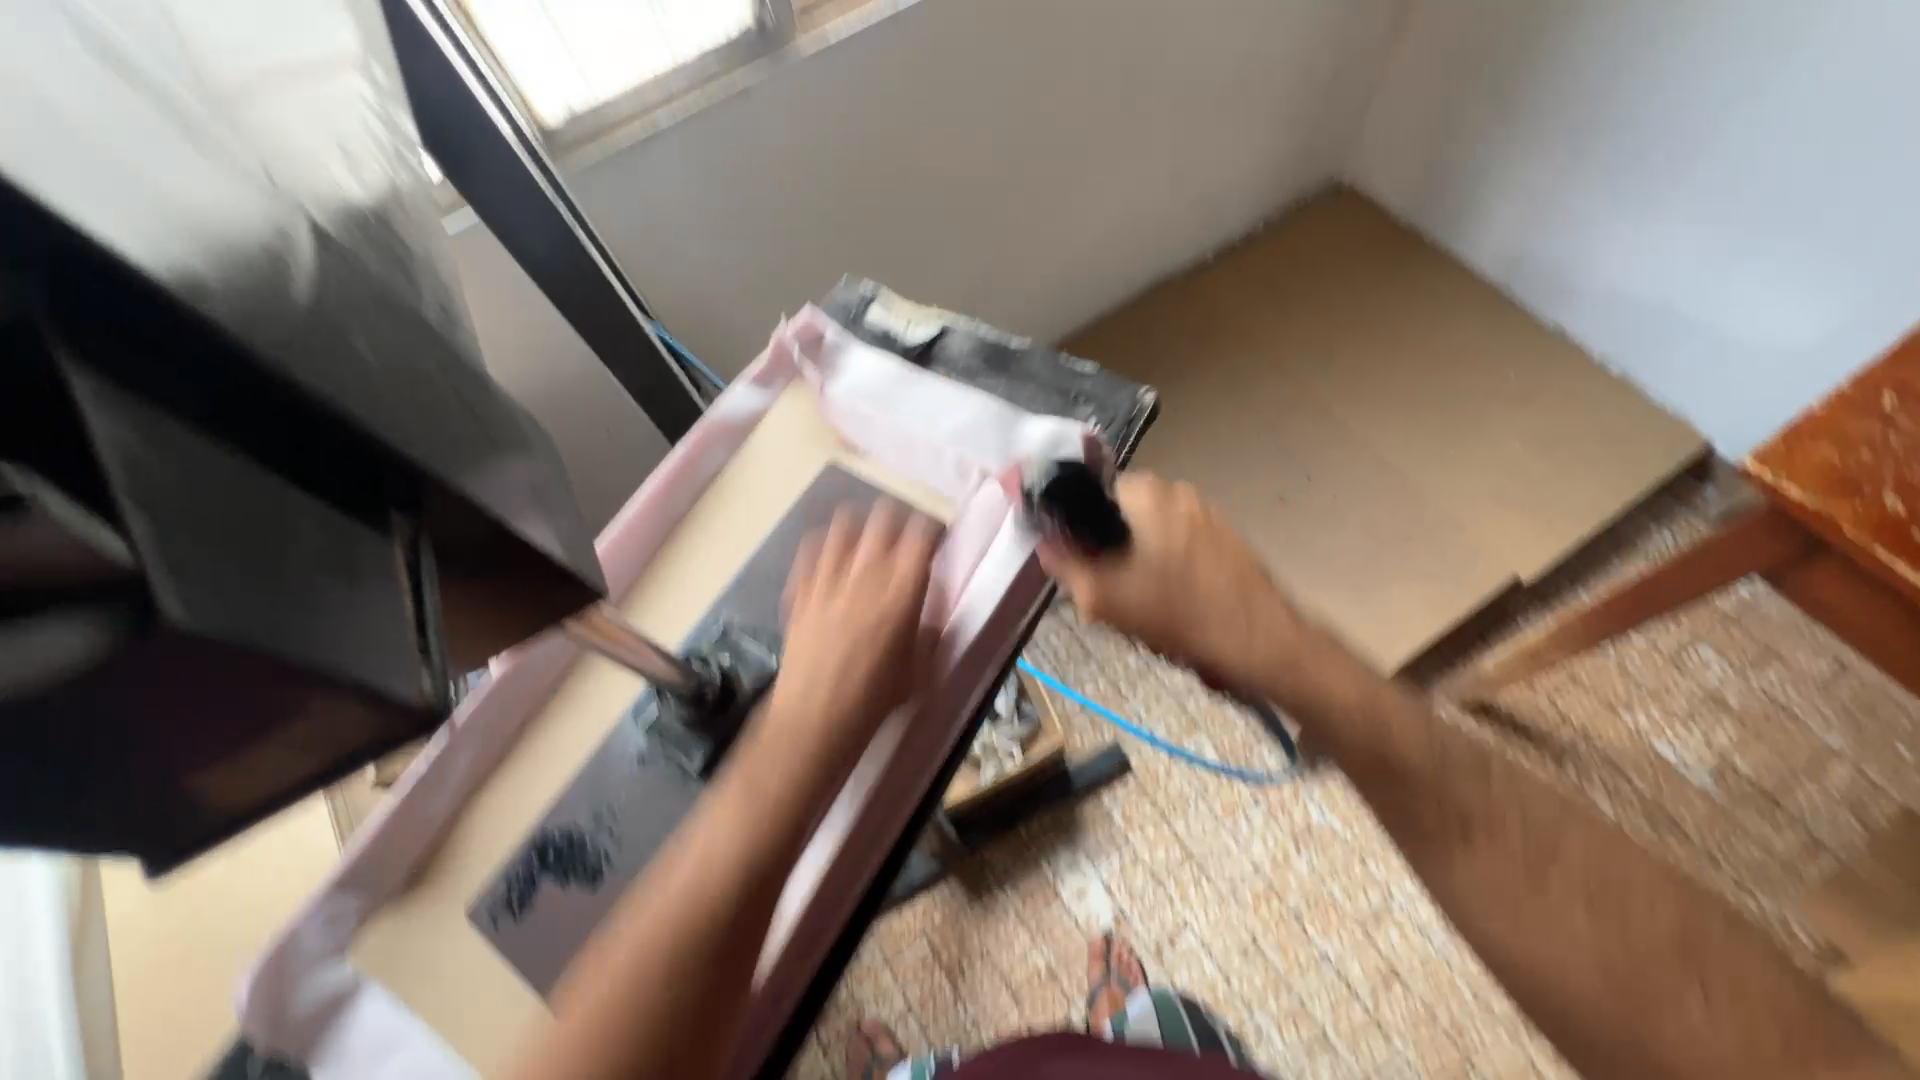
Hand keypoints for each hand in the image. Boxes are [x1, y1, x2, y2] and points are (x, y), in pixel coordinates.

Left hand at [768, 501, 937, 763]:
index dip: (933, 529)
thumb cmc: (877, 698)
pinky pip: (811, 550)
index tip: (937, 538)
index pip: (922, 534)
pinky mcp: (801, 590)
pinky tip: (830, 554)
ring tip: (866, 537)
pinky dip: (824, 545)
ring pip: (844, 526)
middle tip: (904, 535)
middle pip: (883, 518)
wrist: (817, 718)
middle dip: (898, 519)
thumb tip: (933, 602)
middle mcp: (866, 574)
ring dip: (860, 525)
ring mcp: (828, 579)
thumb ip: (932, 628)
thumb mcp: (922, 668)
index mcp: (902, 590)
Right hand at [1039, 473, 1300, 693]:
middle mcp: (1180, 491)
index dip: (1076, 522)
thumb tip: (1044, 545)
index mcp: (1149, 492)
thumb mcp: (1106, 599)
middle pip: (1123, 511)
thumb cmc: (1180, 614)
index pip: (1092, 490)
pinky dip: (1167, 565)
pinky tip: (1170, 601)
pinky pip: (1180, 543)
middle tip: (1103, 585)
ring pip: (1152, 529)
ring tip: (1137, 599)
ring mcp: (1209, 514)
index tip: (1072, 555)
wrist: (1261, 643)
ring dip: (1138, 557)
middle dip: (1108, 543)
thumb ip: (1066, 566)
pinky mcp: (1228, 539)